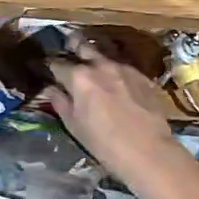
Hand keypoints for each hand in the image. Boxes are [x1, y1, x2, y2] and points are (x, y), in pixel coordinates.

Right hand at [46, 44, 179, 176]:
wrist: (148, 150)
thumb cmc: (103, 143)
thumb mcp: (74, 126)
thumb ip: (60, 102)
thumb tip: (51, 89)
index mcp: (79, 77)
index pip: (57, 64)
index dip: (52, 68)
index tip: (50, 73)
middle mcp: (100, 65)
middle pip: (83, 48)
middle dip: (75, 50)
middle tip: (71, 59)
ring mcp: (124, 68)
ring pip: (104, 58)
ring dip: (97, 63)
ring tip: (96, 75)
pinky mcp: (142, 76)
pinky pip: (123, 69)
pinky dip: (116, 74)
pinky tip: (118, 87)